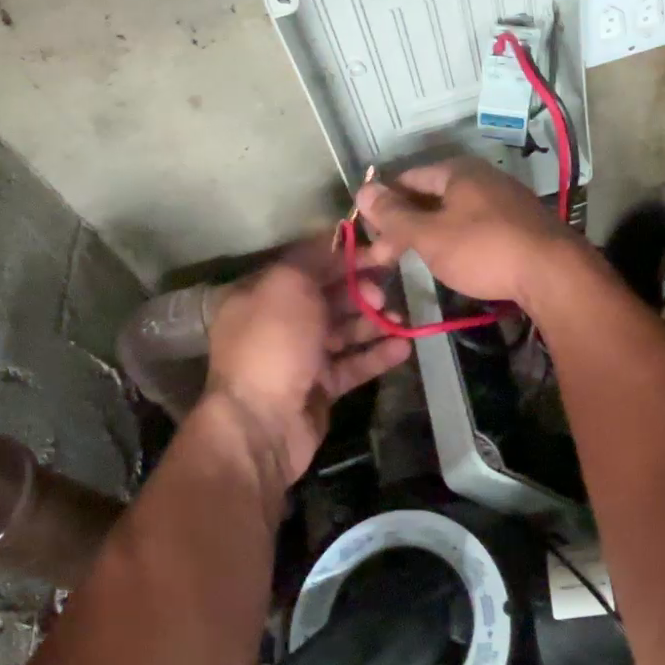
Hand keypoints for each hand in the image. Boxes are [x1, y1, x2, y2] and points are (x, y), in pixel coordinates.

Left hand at [203, 241, 410, 485]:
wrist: (261, 424)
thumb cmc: (273, 343)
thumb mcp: (288, 285)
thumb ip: (314, 258)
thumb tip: (336, 239)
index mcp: (261, 293)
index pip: (309, 265)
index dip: (345, 256)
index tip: (380, 252)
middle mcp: (277, 322)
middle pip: (328, 297)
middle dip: (360, 290)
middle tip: (384, 290)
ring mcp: (298, 358)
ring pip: (343, 331)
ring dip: (373, 322)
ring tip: (401, 320)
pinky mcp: (318, 388)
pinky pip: (352, 365)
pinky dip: (376, 354)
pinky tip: (403, 347)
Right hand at [355, 157, 589, 308]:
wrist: (552, 273)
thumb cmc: (484, 249)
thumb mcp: (430, 235)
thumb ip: (394, 215)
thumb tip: (362, 190)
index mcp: (458, 171)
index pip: (408, 178)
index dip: (384, 202)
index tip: (367, 231)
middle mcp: (482, 178)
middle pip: (431, 195)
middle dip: (405, 224)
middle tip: (384, 257)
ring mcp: (505, 201)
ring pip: (454, 213)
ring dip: (429, 235)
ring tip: (413, 261)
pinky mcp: (520, 226)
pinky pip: (477, 227)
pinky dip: (457, 241)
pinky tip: (451, 262)